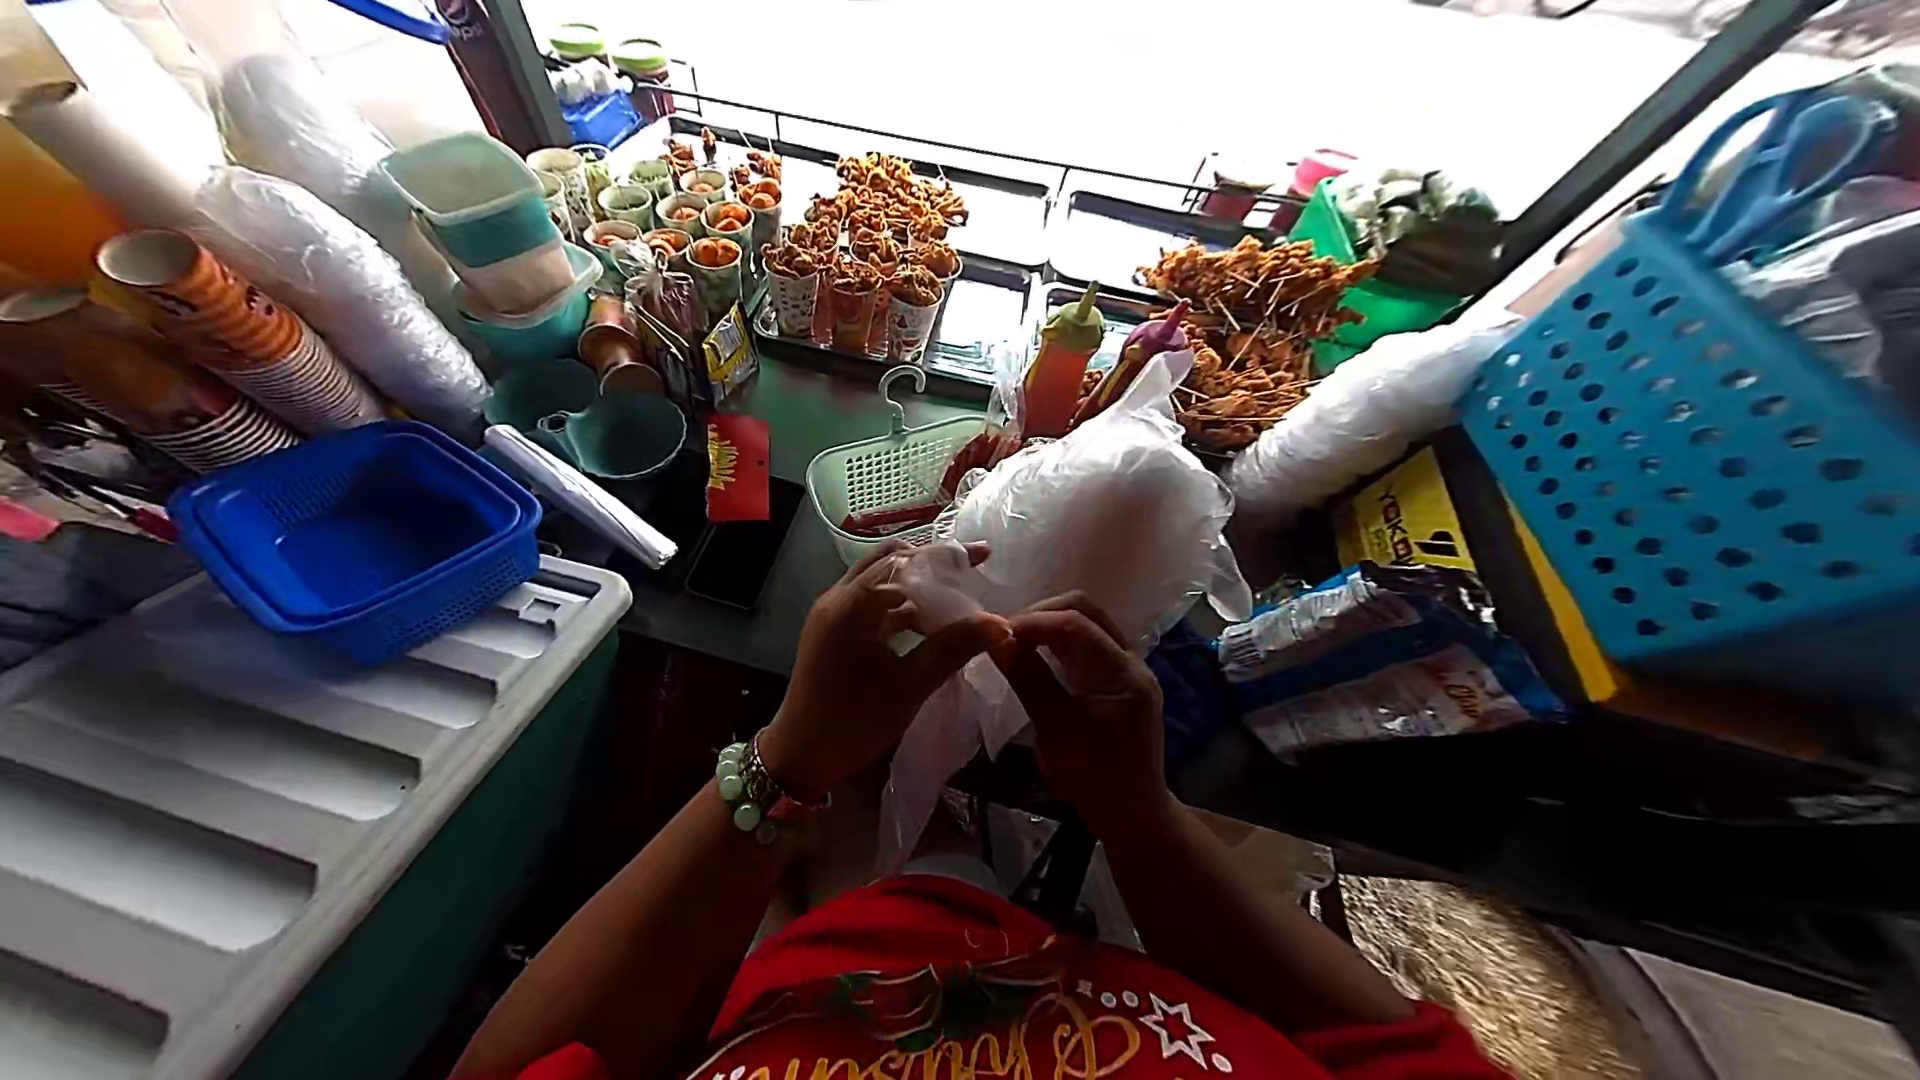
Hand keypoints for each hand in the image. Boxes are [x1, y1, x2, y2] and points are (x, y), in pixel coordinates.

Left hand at [760, 540, 1009, 802]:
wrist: (801, 756)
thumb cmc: (852, 722)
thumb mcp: (910, 686)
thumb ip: (954, 648)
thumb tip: (1002, 624)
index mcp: (850, 605)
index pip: (904, 560)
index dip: (946, 556)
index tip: (982, 555)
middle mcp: (837, 598)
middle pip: (890, 561)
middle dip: (932, 563)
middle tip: (971, 569)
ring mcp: (832, 613)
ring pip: (881, 580)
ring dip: (917, 584)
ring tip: (957, 595)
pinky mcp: (834, 630)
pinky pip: (872, 602)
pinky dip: (902, 603)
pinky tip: (930, 621)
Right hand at [992, 594, 1171, 834]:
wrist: (1132, 815)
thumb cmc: (1096, 778)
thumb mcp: (1056, 730)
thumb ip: (1028, 679)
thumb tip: (996, 641)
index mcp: (1124, 672)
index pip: (1077, 624)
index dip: (1033, 621)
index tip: (997, 631)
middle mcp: (1131, 661)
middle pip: (1085, 611)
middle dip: (1042, 614)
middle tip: (1006, 632)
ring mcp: (1125, 668)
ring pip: (1085, 624)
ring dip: (1048, 625)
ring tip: (1014, 639)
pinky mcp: (1115, 679)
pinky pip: (1085, 645)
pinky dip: (1056, 642)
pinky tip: (1033, 652)